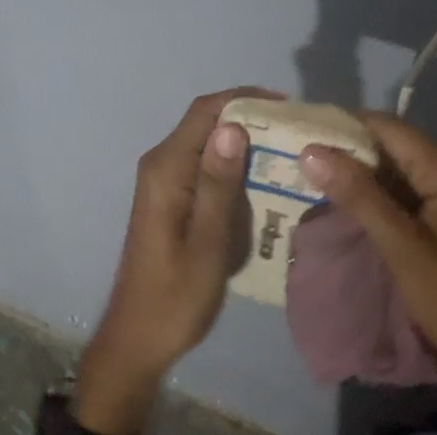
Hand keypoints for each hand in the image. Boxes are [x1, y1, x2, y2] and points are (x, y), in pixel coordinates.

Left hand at [73, 87, 280, 433]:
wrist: (139, 337)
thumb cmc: (175, 296)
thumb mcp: (206, 243)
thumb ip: (218, 184)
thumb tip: (232, 127)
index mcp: (166, 168)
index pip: (205, 111)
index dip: (245, 99)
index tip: (288, 107)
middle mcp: (161, 164)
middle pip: (206, 122)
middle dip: (250, 119)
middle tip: (297, 132)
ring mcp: (164, 180)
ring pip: (207, 143)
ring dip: (244, 143)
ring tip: (289, 153)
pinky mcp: (171, 197)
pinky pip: (204, 166)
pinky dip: (233, 165)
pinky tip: (263, 181)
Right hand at [300, 113, 436, 425]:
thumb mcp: (404, 252)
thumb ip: (359, 196)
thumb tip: (310, 150)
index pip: (386, 127)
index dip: (341, 130)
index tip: (300, 143)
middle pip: (396, 142)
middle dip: (352, 155)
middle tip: (305, 171)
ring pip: (405, 162)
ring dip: (369, 175)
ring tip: (324, 187)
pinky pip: (421, 181)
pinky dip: (392, 191)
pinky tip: (363, 207)